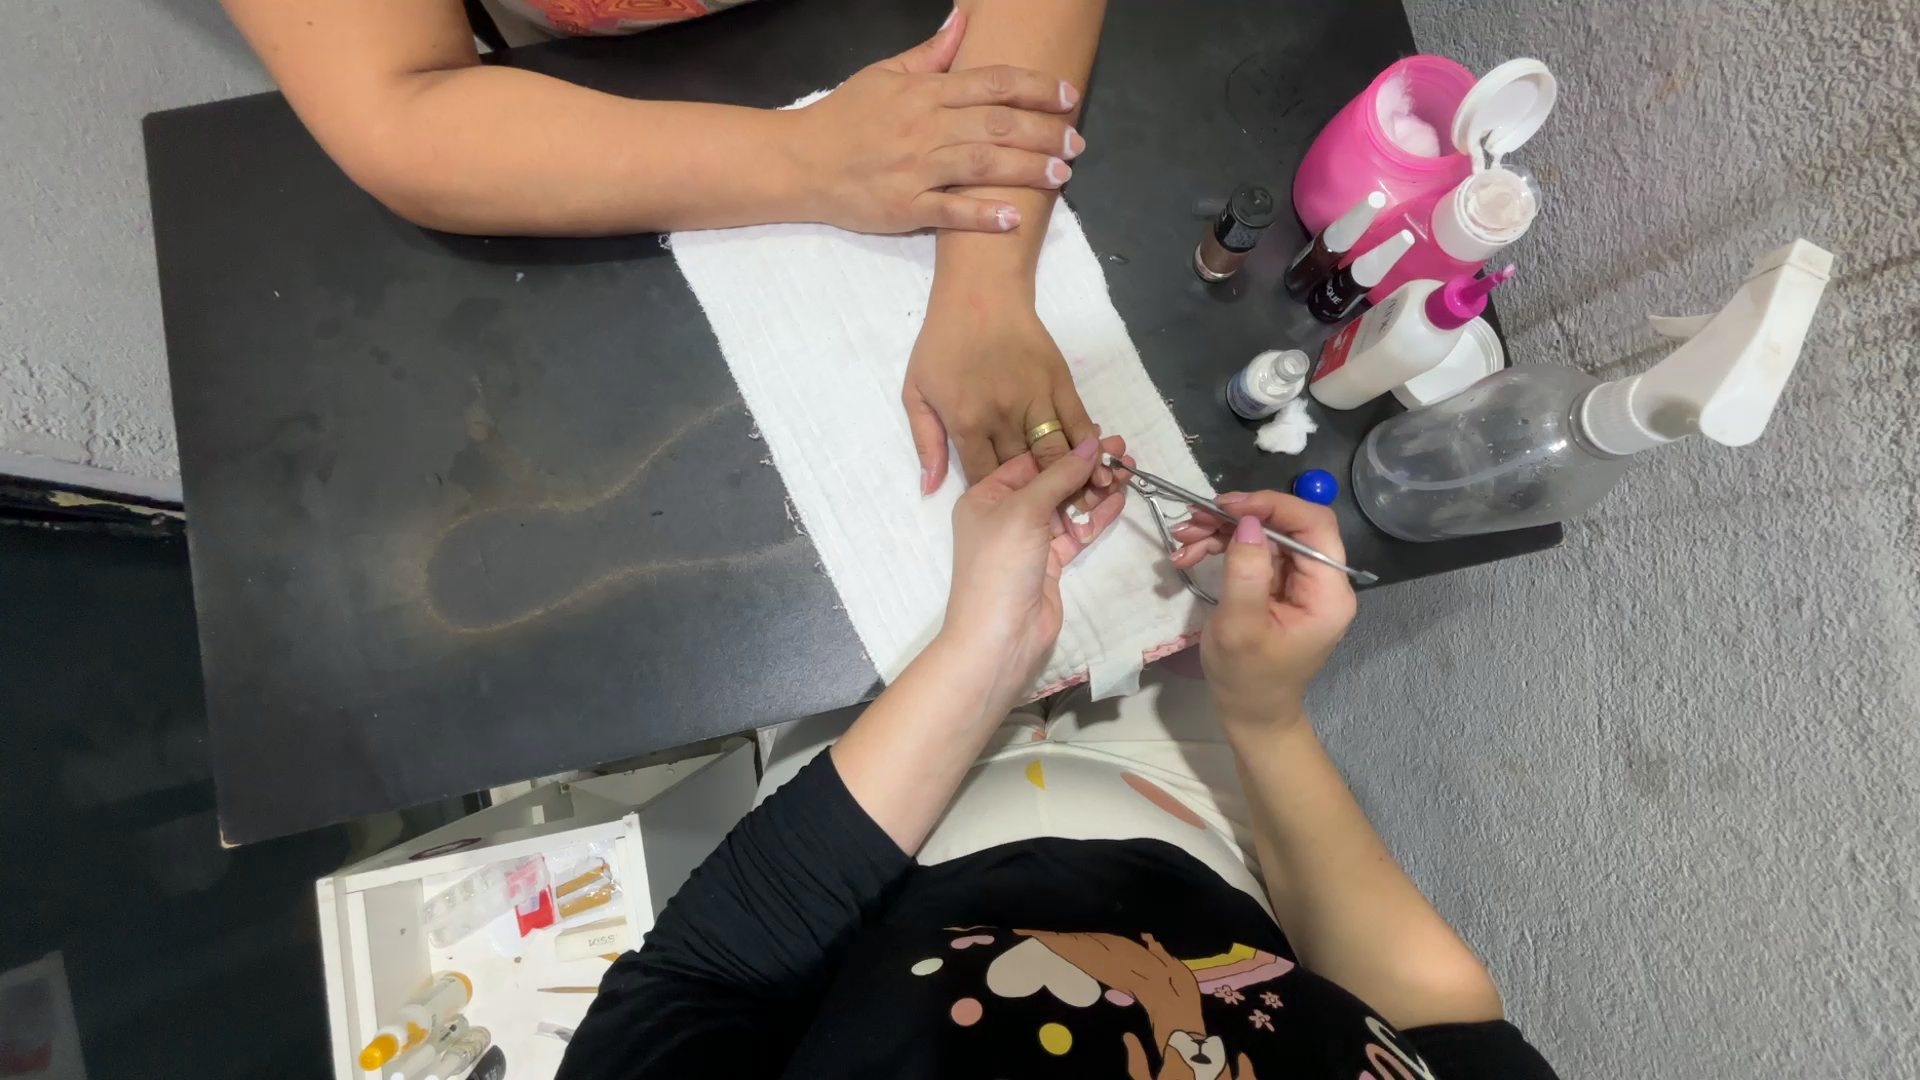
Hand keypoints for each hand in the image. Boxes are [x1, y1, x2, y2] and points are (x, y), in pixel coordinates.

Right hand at [782, 11, 1083, 233]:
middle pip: (997, 125)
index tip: (1068, 98)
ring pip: (982, 165)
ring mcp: (917, 169)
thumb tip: (964, 20)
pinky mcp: (906, 207)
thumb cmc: (845, 119)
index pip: (993, 84)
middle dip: (1043, 132)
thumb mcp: (884, 75)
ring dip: (1027, 170)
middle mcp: (927, 127)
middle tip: (1076, 144)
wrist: (803, 162)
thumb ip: (928, 54)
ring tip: (1061, 176)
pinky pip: (951, 212)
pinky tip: (1014, 217)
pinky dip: (983, 215)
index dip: (1036, 89)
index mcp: (926, 92)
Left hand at [902, 290, 1111, 505]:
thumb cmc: (943, 343)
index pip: (985, 478)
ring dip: (1065, 480)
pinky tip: (1086, 463)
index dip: (995, 497)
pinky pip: (1078, 425)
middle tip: (1039, 510)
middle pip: (1024, 475)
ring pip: (1057, 456)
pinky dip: (1085, 448)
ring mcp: (1036, 401)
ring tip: (1066, 496)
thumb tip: (930, 488)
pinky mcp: (1061, 384)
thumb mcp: (916, 392)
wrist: (981, 294)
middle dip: (1033, 498)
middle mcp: (1003, 418)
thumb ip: (925, 443)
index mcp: (967, 423)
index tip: (1001, 508)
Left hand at [941, 435, 1128, 702]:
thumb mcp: (1024, 510)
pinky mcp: (1050, 563)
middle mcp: (1005, 514)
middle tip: (1123, 451)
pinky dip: (1096, 516)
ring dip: (1095, 489)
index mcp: (985, 496)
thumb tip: (1091, 444)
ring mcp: (1029, 540)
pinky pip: (1076, 531)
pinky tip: (1119, 499)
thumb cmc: (1001, 565)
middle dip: (1084, 467)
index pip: (1028, 460)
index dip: (1063, 446)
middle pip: (1051, 481)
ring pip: (1067, 506)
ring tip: (1128, 470)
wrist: (1000, 636)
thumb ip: (1059, 475)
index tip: (1099, 434)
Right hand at [1169, 492, 1357, 727]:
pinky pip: (1249, 551)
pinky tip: (1188, 555)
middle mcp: (1319, 579)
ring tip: (1182, 538)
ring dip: (1220, 530)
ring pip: (1262, 533)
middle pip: (1285, 524)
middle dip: (1237, 517)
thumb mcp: (1240, 628)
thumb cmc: (1248, 678)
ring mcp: (1296, 581)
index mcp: (1327, 592)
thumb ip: (1246, 573)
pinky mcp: (1274, 584)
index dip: (1273, 506)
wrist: (1249, 711)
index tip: (1227, 505)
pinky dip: (1218, 547)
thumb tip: (1247, 523)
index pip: (1314, 525)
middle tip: (1193, 519)